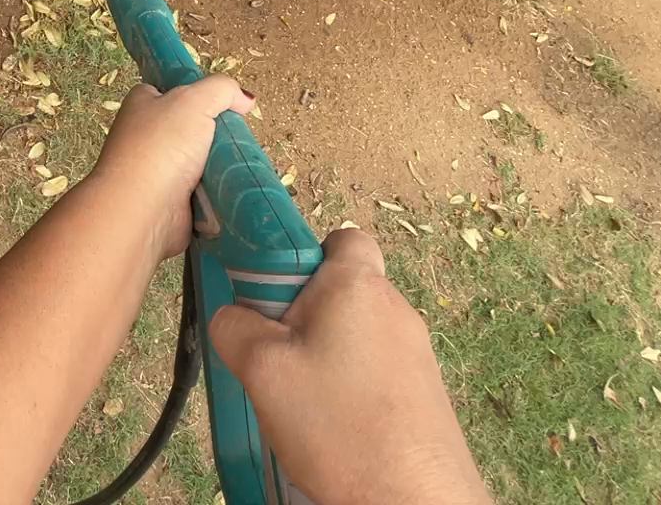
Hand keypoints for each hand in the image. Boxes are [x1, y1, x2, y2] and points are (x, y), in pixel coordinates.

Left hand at [89, 76, 253, 261]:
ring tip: (244, 167)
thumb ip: (221, 90)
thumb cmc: (161, 147)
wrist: (142, 210)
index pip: (175, 91)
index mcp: (143, 103)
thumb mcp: (191, 101)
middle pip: (196, 129)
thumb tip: (245, 99)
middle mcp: (148, 135)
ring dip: (224, 167)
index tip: (231, 107)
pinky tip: (238, 191)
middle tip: (241, 142)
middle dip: (220, 136)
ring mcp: (160, 170)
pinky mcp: (175, 200)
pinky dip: (221, 193)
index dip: (203, 96)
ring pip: (204, 162)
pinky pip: (206, 192)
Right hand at [207, 228, 492, 504]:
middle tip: (275, 348)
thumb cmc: (337, 423)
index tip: (276, 290)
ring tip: (298, 394)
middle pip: (341, 288)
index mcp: (358, 286)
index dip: (307, 253)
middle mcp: (396, 311)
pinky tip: (329, 423)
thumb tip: (235, 319)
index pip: (343, 237)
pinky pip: (374, 369)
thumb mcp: (260, 366)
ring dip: (323, 350)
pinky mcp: (427, 399)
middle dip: (303, 309)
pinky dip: (348, 383)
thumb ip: (233, 324)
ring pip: (355, 331)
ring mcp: (419, 358)